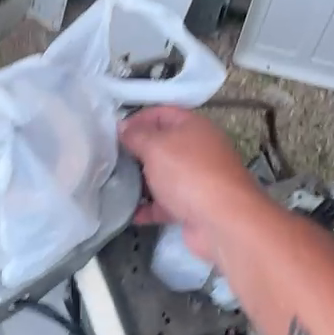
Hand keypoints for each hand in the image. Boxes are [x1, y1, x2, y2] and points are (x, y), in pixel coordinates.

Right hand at [119, 106, 268, 262]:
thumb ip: (136, 135)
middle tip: (110, 158)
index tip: (114, 132)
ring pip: (163, 175)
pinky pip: (165, 203)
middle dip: (137, 151)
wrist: (223, 221)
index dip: (138, 118)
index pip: (162, 113)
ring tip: (114, 184)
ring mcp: (197, 180)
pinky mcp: (193, 207)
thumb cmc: (188, 173)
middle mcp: (198, 150)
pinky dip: (149, 208)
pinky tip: (129, 213)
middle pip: (162, 145)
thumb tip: (123, 128)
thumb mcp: (156, 147)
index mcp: (194, 127)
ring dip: (141, 180)